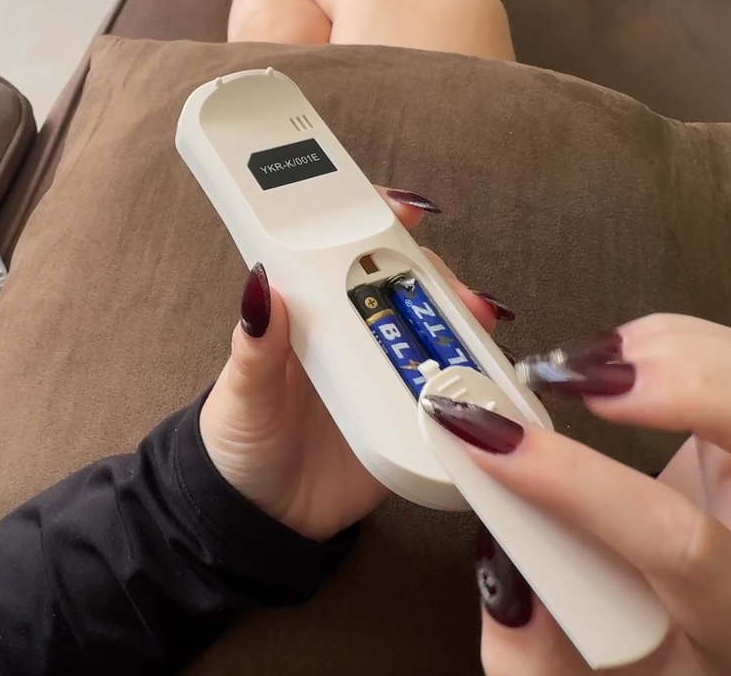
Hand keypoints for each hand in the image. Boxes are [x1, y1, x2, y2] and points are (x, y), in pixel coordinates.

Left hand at [198, 187, 511, 541]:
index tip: (405, 210)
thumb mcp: (241, 394)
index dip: (373, 224)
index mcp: (307, 315)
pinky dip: (474, 379)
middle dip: (434, 274)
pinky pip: (448, 391)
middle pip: (400, 286)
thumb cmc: (239, 442)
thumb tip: (260, 286)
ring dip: (461, 320)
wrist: (263, 519)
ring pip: (432, 331)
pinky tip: (491, 377)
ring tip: (479, 320)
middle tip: (457, 288)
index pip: (341, 253)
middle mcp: (349, 336)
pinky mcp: (407, 420)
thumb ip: (253, 347)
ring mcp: (381, 375)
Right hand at [438, 314, 730, 675]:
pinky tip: (621, 353)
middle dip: (704, 397)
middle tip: (587, 381)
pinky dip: (692, 338)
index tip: (487, 435)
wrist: (696, 644)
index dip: (580, 482)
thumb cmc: (634, 661)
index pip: (688, 551)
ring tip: (594, 360)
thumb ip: (525, 649)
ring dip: (696, 357)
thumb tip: (504, 566)